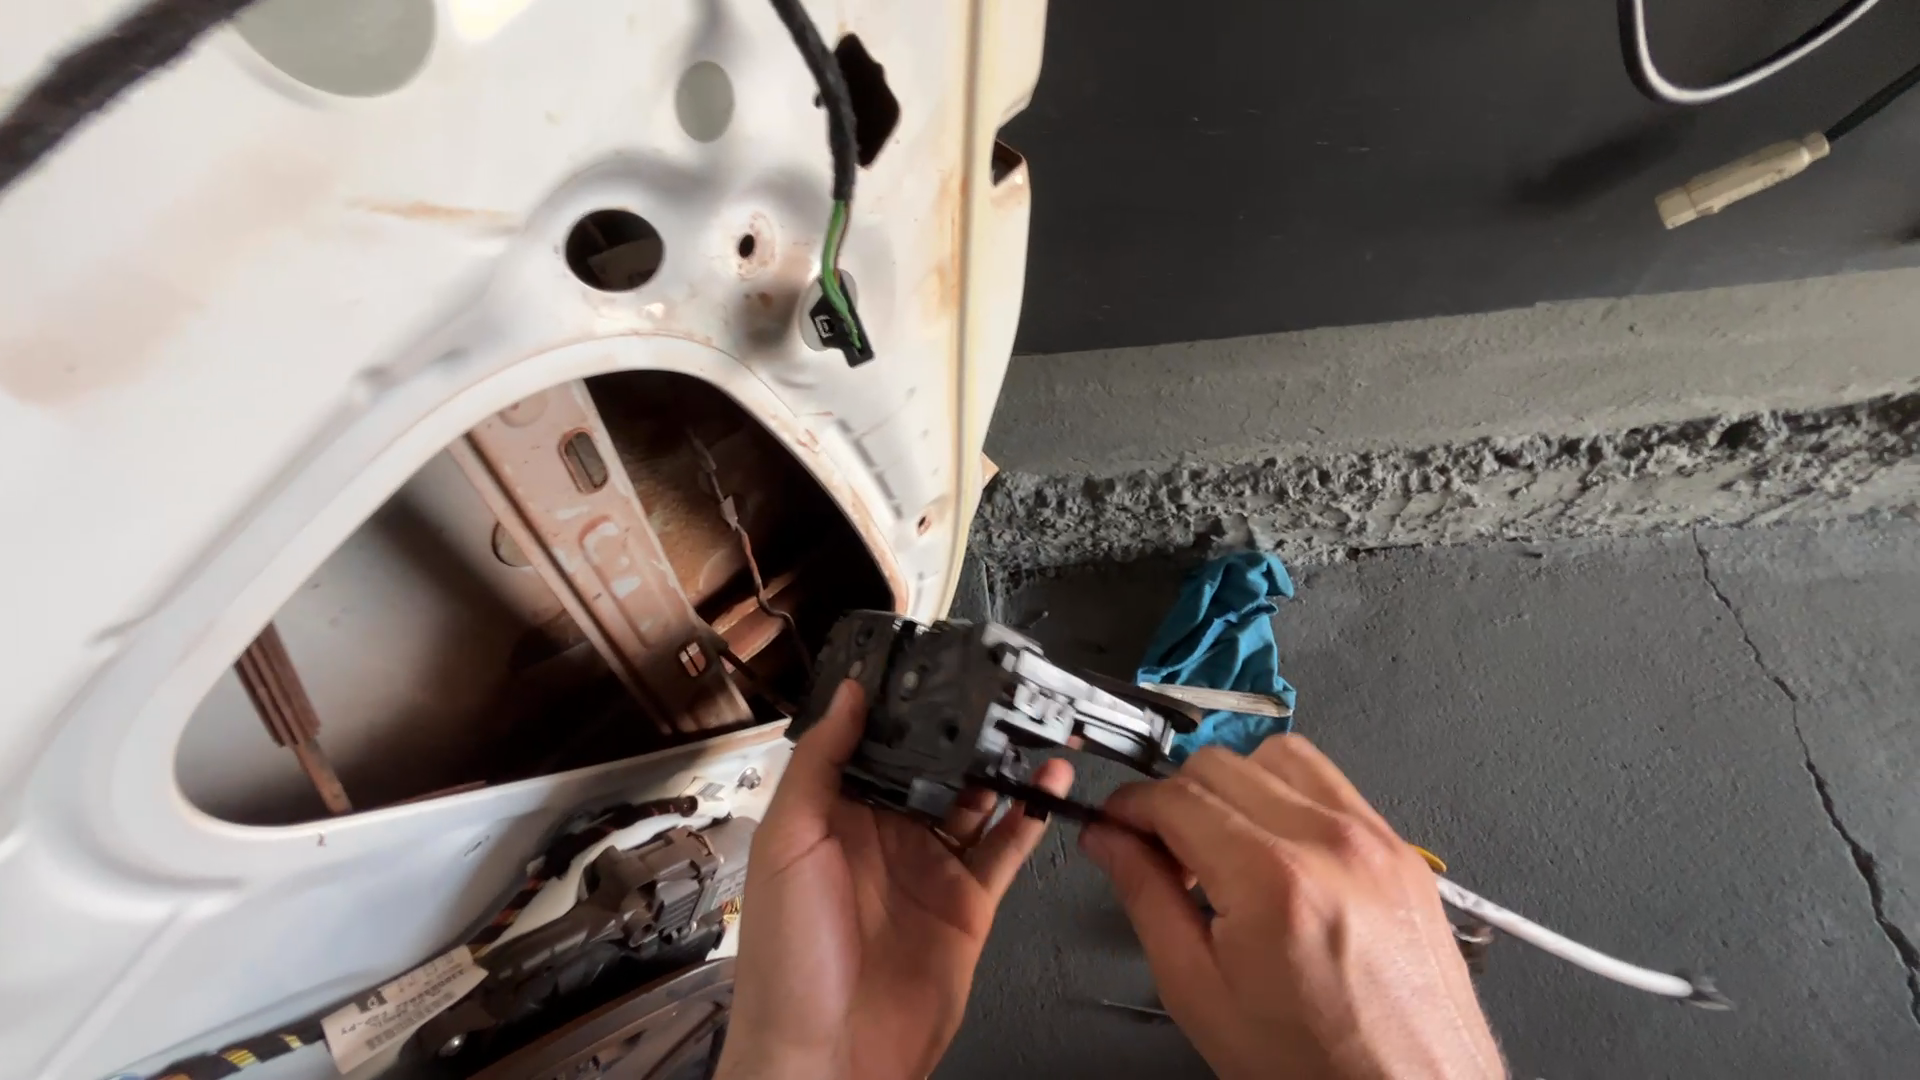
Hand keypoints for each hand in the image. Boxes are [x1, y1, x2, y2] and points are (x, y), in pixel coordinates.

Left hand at [717, 681, 1072, 1079]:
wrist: (828, 1059)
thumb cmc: (787, 954)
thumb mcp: (789, 840)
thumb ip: (821, 761)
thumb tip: (847, 694)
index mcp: (841, 811)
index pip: (882, 743)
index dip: (909, 709)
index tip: (938, 670)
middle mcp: (889, 830)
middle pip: (937, 766)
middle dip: (966, 731)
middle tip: (999, 693)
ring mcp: (932, 864)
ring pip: (977, 799)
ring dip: (1005, 765)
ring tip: (1032, 728)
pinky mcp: (968, 900)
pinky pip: (1006, 848)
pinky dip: (1030, 814)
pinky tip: (1047, 785)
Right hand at [1081, 736, 1503, 1079]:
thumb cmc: (1316, 1070)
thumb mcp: (1197, 991)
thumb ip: (1144, 897)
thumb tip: (1107, 840)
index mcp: (1272, 881)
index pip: (1174, 797)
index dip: (1129, 807)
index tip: (1115, 822)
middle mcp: (1328, 844)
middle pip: (1216, 765)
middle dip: (1172, 798)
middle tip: (1161, 846)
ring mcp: (1372, 840)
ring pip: (1271, 754)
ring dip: (1231, 784)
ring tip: (1221, 840)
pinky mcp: (1397, 848)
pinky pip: (1326, 779)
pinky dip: (1284, 791)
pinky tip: (1272, 840)